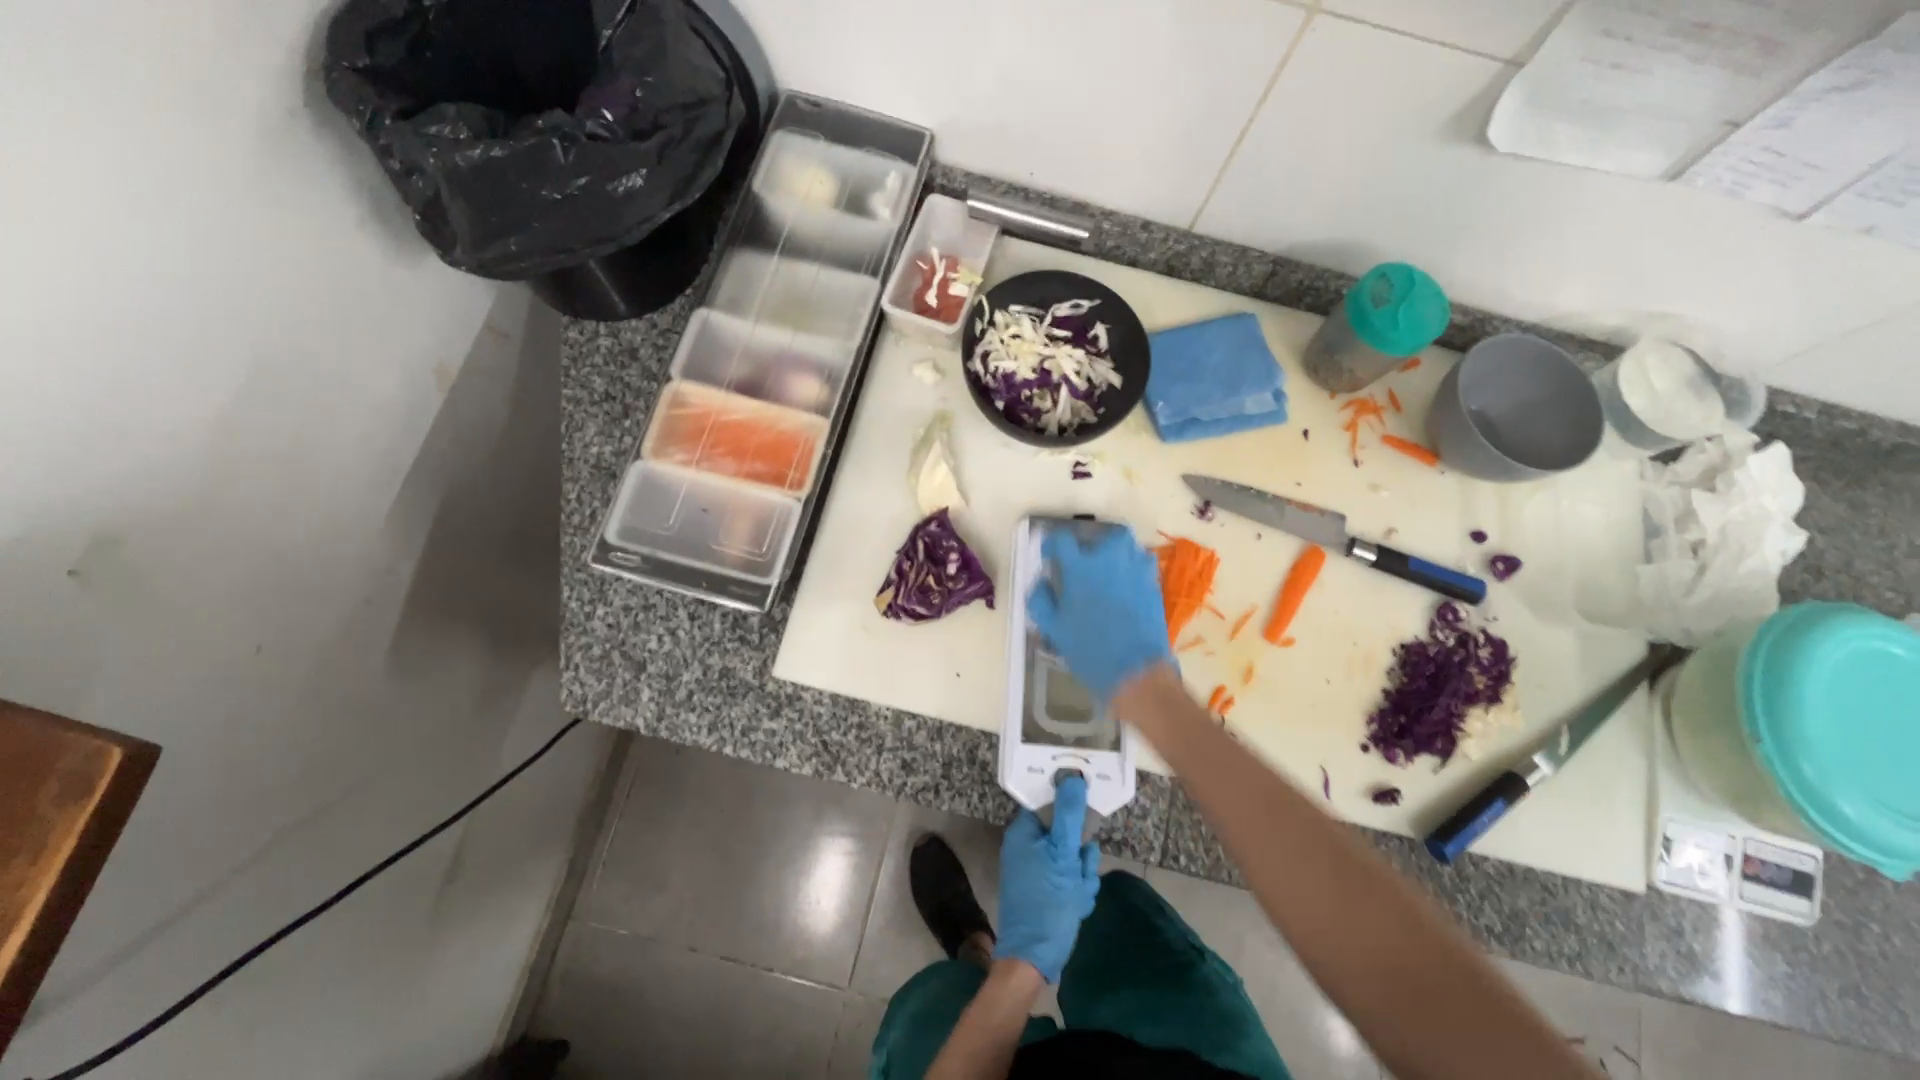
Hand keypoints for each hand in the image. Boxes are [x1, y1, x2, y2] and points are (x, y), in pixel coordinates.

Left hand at [995, 774, 1100, 982]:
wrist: (1034, 956)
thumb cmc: (1047, 901)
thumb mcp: (1063, 854)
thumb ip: (1069, 814)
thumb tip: (1072, 776)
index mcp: (1023, 833)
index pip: (1050, 805)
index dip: (1071, 811)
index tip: (1087, 821)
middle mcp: (1026, 848)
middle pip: (1067, 834)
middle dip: (1081, 854)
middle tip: (1080, 870)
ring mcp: (1035, 872)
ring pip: (1073, 860)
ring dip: (1083, 875)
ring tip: (1077, 894)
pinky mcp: (1045, 892)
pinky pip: (1070, 880)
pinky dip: (1078, 891)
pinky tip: (1076, 906)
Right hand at [1027, 526, 1171, 701]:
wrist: (1136, 670)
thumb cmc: (1089, 649)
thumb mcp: (1053, 628)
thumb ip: (1040, 600)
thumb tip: (1041, 582)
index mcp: (1080, 568)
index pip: (1062, 540)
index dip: (1053, 545)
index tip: (1051, 556)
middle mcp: (1110, 560)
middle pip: (1105, 534)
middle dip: (1093, 542)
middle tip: (1084, 560)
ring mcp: (1137, 569)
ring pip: (1127, 546)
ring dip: (1115, 553)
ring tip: (1107, 571)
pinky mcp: (1154, 583)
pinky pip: (1142, 564)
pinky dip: (1131, 568)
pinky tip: (1124, 586)